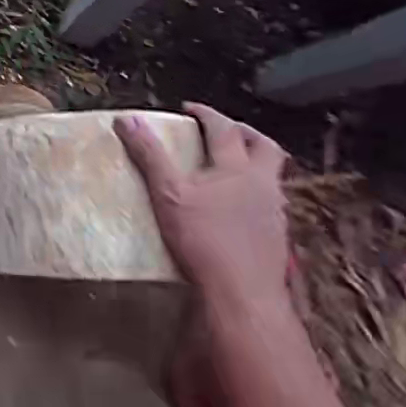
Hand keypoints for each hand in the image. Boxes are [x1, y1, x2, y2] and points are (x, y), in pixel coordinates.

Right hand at [116, 102, 290, 309]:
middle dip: (244, 133)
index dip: (206, 114)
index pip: (223, 128)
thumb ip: (149, 155)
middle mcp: (262, 183)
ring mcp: (274, 212)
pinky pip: (270, 204)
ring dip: (253, 164)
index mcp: (236, 167)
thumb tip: (128, 120)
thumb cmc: (204, 241)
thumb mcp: (167, 194)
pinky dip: (255, 195)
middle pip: (264, 147)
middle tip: (224, 130)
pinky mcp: (277, 239)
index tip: (190, 109)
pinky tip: (238, 209)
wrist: (243, 297)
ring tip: (231, 169)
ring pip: (271, 176)